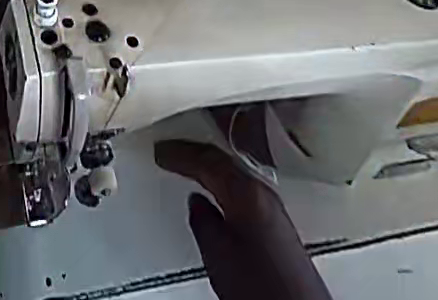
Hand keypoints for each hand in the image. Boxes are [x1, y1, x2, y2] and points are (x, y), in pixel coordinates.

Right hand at [155, 140, 333, 299]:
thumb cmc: (262, 288)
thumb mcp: (217, 252)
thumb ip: (201, 220)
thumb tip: (196, 204)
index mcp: (245, 191)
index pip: (206, 159)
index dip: (180, 153)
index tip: (161, 151)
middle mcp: (262, 193)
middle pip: (222, 160)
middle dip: (194, 153)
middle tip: (170, 151)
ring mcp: (272, 209)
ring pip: (233, 172)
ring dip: (209, 166)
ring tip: (188, 165)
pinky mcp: (276, 226)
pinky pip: (242, 188)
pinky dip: (223, 182)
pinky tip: (216, 192)